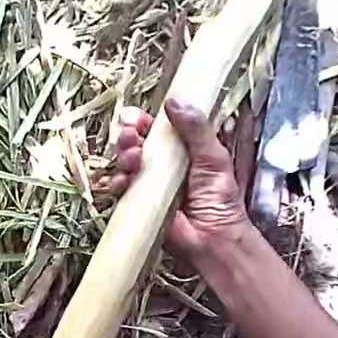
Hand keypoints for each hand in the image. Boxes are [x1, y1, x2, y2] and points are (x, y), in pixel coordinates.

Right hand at [109, 97, 255, 262]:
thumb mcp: (213, 157)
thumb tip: (174, 100)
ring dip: (123, 156)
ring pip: (124, 163)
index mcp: (180, 150)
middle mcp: (161, 166)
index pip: (156, 130)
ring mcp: (147, 185)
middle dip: (128, 136)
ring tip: (132, 158)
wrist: (212, 237)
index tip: (135, 117)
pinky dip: (117, 182)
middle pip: (135, 144)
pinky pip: (120, 189)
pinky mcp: (137, 205)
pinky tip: (123, 180)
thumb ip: (195, 128)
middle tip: (130, 134)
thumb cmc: (219, 199)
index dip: (143, 121)